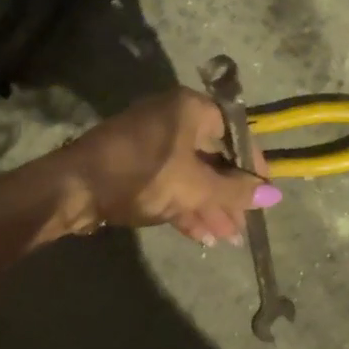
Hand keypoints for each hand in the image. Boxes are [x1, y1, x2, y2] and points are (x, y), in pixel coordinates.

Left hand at [50, 87, 280, 245]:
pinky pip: (170, 183)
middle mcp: (172, 118)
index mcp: (189, 109)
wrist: (74, 188)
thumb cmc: (141, 175)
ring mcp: (151, 143)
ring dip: (210, 205)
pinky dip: (186, 206)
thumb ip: (234, 191)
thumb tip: (275, 195)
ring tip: (228, 239)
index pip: (235, 129)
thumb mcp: (194, 186)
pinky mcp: (135, 167)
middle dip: (229, 192)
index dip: (253, 162)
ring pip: (191, 173)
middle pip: (213, 154)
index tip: (266, 192)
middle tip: (245, 223)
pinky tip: (203, 237)